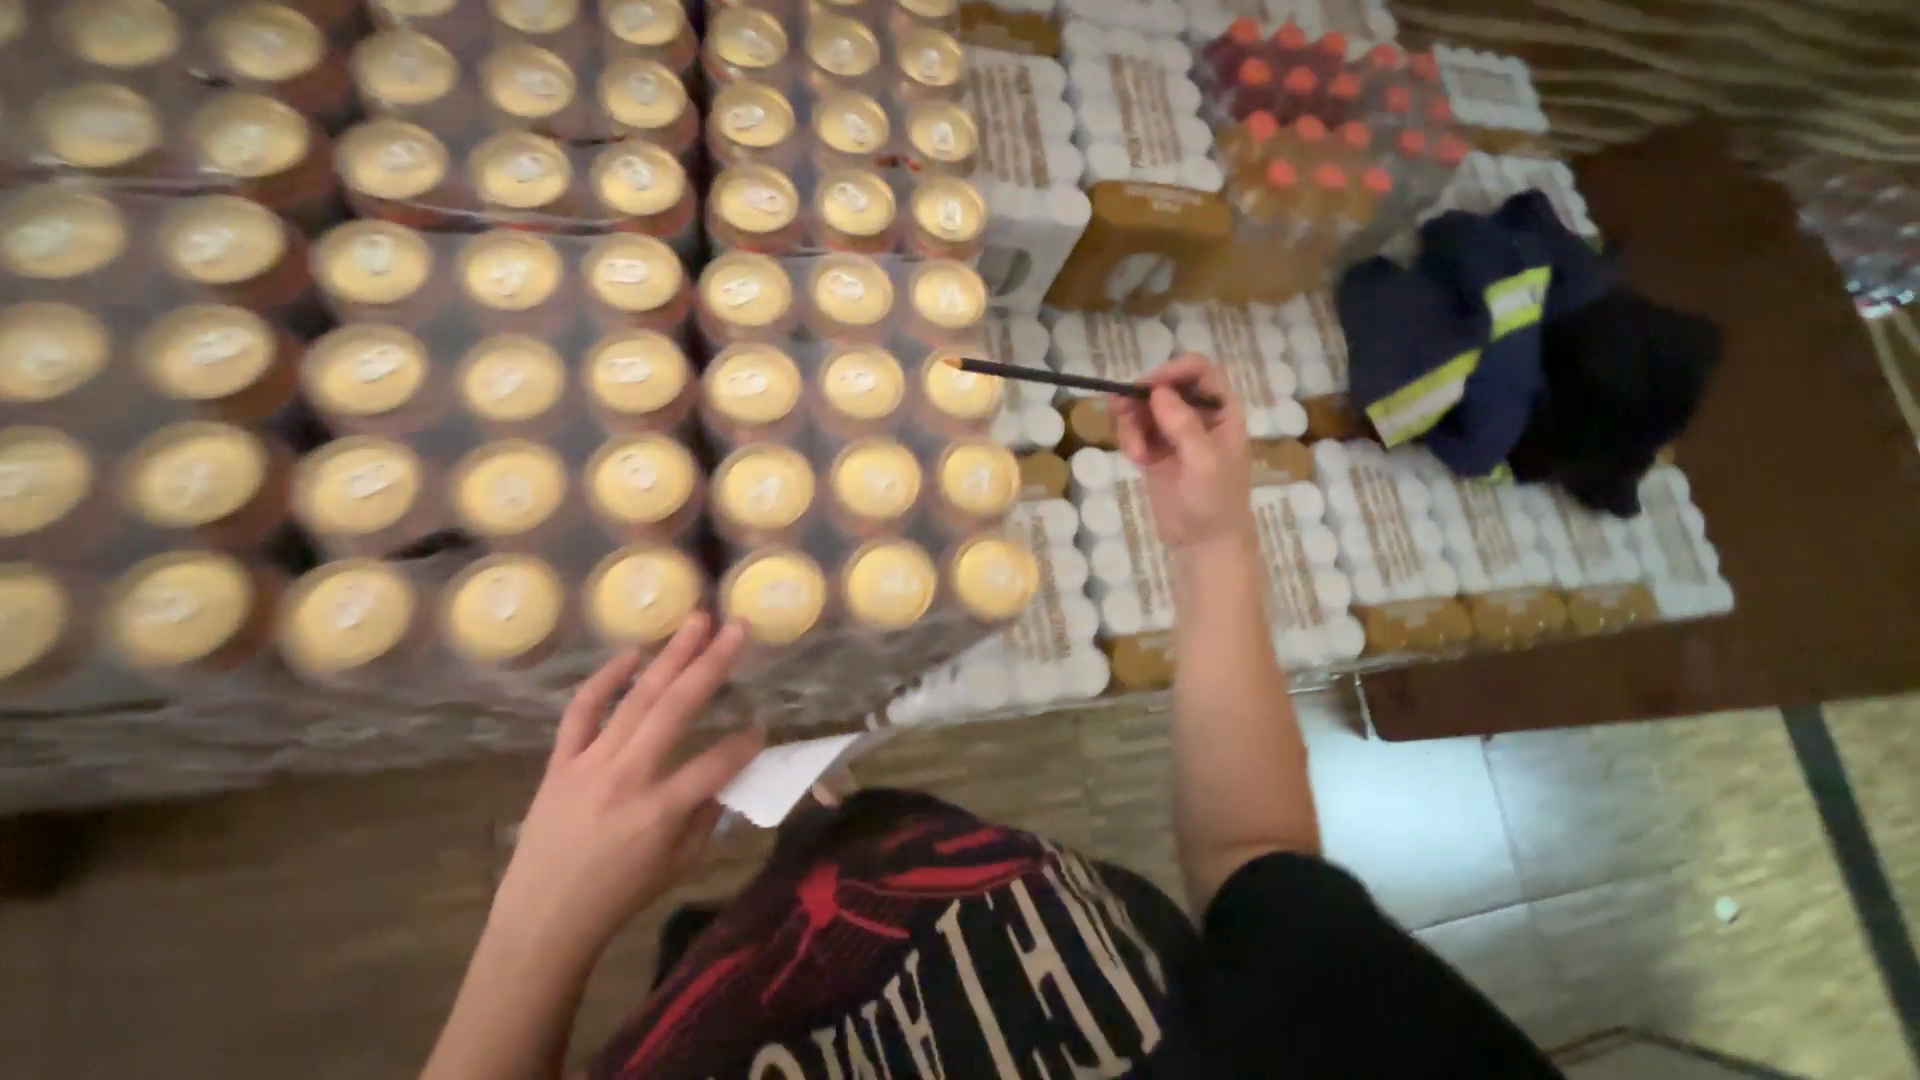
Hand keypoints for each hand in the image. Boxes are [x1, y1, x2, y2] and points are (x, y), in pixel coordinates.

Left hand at [488, 614, 763, 970]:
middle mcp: (627, 778)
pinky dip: (604, 680)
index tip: (762, 729)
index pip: (717, 763)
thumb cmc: (619, 896)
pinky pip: (582, 712)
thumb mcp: (678, 865)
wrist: (543, 920)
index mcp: (660, 811)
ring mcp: (589, 764)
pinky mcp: (561, 763)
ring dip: (669, 655)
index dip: (745, 744)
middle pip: (676, 708)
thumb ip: (705, 815)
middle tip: (737, 627)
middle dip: (712, 663)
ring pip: (636, 698)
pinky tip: (631, 655)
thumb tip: (723, 775)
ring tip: (696, 621)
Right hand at [1110, 354, 1253, 553]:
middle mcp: (1198, 415)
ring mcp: (1175, 434)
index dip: (1172, 371)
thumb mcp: (1204, 461)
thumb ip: (1183, 424)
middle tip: (1119, 409)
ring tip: (1135, 451)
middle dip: (1141, 396)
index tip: (1147, 387)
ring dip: (1132, 422)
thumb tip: (1157, 391)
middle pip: (1164, 386)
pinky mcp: (1155, 452)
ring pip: (1144, 408)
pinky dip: (1130, 439)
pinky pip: (1135, 431)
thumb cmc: (1216, 501)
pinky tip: (1136, 460)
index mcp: (1222, 410)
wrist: (1205, 542)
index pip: (1199, 370)